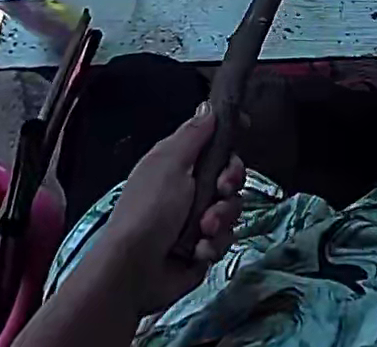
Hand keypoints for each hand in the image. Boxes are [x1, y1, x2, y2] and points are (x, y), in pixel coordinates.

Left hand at [86, 104, 245, 314]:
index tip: (244, 127)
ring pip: (231, 208)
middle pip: (229, 174)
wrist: (132, 271)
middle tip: (221, 189)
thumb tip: (208, 106)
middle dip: (230, 182)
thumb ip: (193, 134)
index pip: (212, 140)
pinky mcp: (202, 248)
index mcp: (179, 161)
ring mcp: (197, 218)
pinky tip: (198, 250)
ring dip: (220, 218)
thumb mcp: (171, 162)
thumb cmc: (150, 208)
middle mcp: (189, 187)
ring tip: (203, 229)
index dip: (229, 136)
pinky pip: (223, 239)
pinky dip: (213, 244)